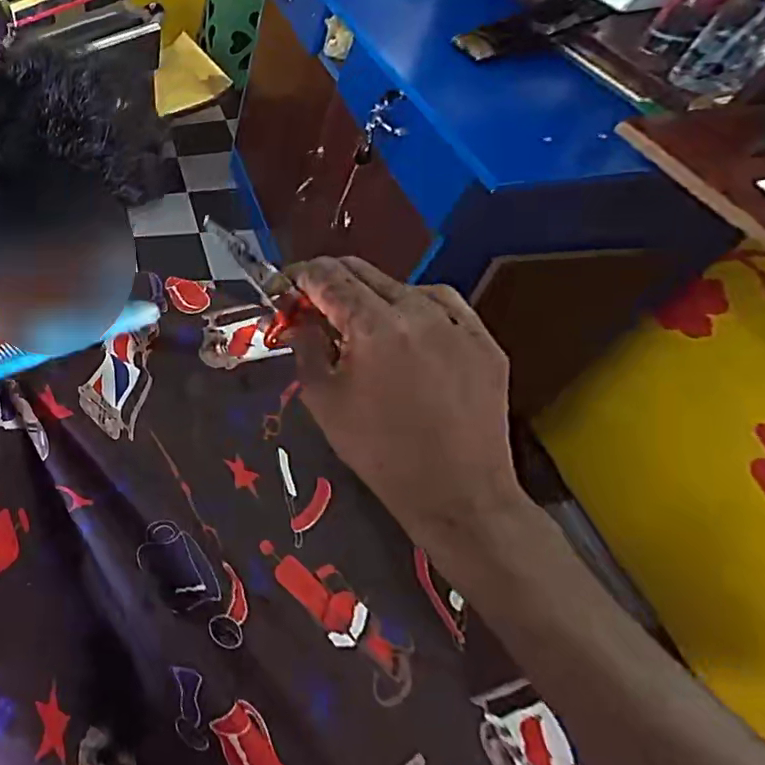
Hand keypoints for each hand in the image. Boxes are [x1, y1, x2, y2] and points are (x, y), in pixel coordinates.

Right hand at [287, 257, 527, 546]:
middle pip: (362, 271)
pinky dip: (412, 304)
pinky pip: (442, 304)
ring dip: (368, 293)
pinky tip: (401, 327)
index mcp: (373, 326)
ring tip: (354, 321)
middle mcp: (419, 313)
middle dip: (327, 281)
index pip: (327, 277)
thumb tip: (298, 319)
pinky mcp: (484, 343)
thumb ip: (306, 345)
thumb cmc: (375, 447)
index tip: (280, 290)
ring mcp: (458, 325)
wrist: (457, 493)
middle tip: (307, 305)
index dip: (297, 277)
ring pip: (401, 284)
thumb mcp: (321, 395)